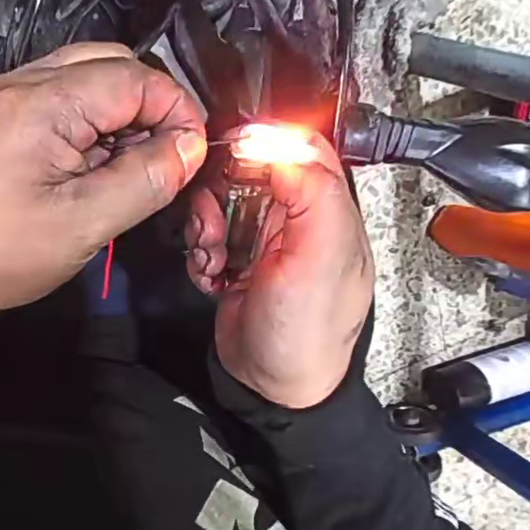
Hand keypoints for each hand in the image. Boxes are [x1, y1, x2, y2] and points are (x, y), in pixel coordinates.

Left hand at [0, 43, 208, 310]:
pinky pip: (62, 98)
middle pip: (112, 65)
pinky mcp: (3, 116)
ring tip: (127, 165)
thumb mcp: (85, 223)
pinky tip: (94, 162)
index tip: (190, 150)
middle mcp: (19, 85)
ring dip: (120, 114)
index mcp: (39, 103)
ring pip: (88, 78)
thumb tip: (189, 147)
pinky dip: (91, 122)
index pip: (133, 77)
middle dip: (149, 106)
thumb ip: (146, 179)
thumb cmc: (2, 254)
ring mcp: (7, 97)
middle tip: (162, 157)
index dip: (175, 109)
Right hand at [184, 139, 373, 407]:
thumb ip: (313, 193)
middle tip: (213, 224)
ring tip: (211, 257)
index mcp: (328, 212)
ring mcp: (264, 244)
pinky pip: (208, 238)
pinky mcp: (237, 263)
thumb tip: (286, 143)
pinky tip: (210, 274)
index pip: (301, 150)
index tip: (230, 155)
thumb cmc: (305, 334)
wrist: (270, 385)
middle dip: (221, 194)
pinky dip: (200, 252)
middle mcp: (298, 223)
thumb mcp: (320, 258)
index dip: (263, 144)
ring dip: (205, 227)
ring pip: (223, 205)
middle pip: (250, 174)